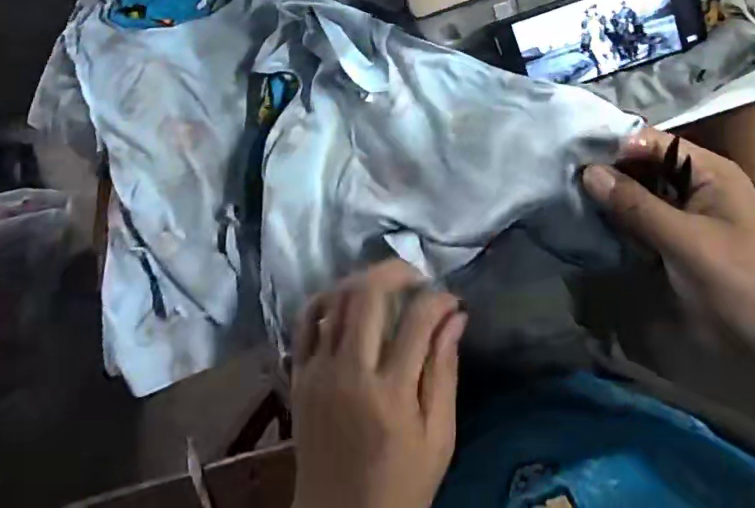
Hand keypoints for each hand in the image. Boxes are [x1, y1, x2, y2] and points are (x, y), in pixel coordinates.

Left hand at [290, 259, 467, 507]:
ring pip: (336, 297)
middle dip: (398, 271)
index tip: (452, 302)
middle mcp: (349, 373)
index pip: (417, 318)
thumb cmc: (400, 484)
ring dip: (365, 280)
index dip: (440, 298)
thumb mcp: (438, 438)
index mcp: (390, 393)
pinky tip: (349, 302)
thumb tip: (456, 316)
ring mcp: (317, 372)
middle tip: (418, 278)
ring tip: (388, 286)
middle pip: (368, 293)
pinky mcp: (298, 376)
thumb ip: (445, 371)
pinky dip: (328, 299)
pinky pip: (306, 320)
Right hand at [581, 129, 754, 362]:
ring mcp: (693, 218)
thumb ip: (636, 205)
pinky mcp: (684, 247)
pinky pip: (648, 223)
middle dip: (612, 171)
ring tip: (571, 198)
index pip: (655, 142)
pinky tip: (595, 226)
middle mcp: (701, 186)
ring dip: (615, 199)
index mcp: (712, 172)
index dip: (617, 145)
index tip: (575, 154)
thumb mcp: (686, 242)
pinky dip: (625, 224)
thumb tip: (588, 171)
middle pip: (648, 166)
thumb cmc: (742, 287)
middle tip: (566, 177)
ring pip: (645, 196)